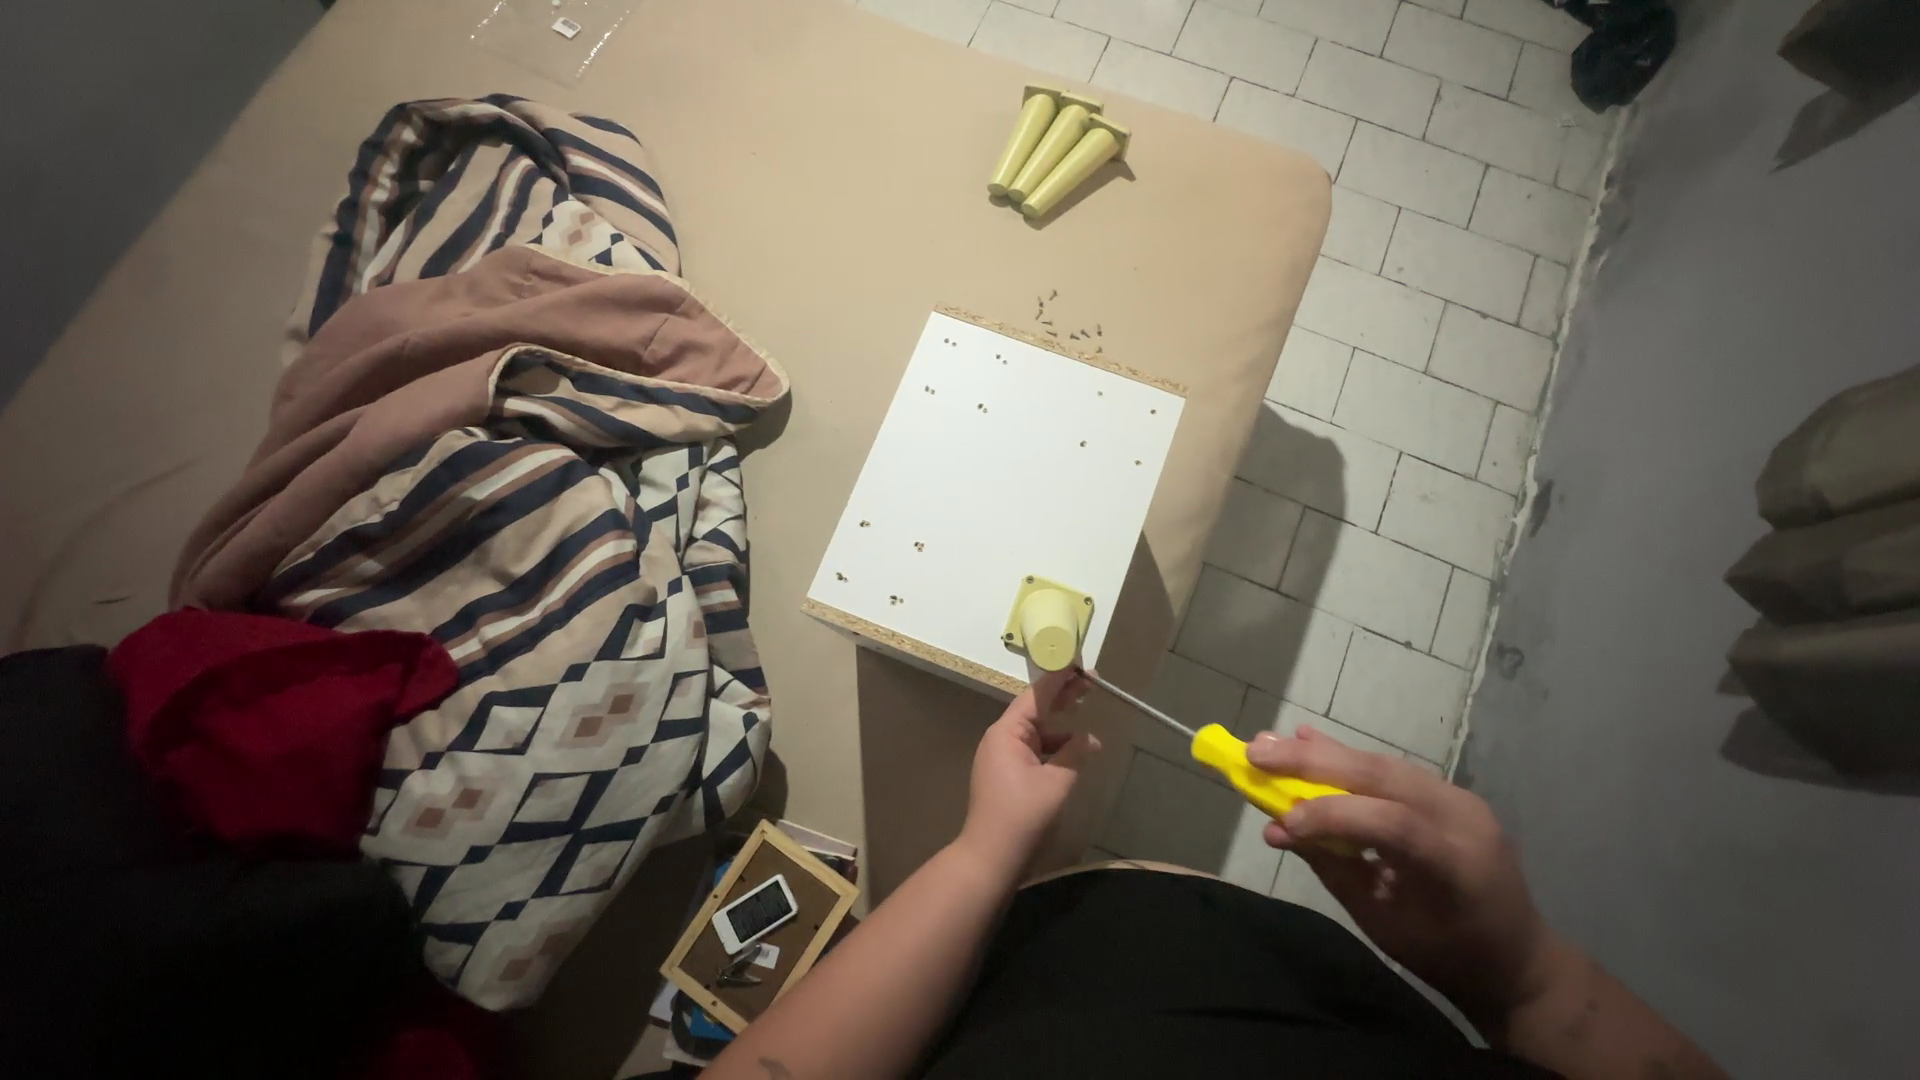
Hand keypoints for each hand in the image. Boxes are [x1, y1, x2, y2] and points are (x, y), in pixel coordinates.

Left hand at [957, 669, 1100, 872]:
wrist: (990, 857)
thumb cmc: (1021, 816)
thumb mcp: (1056, 782)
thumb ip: (1075, 754)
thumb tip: (1091, 739)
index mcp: (1006, 733)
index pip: (1036, 695)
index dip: (1060, 679)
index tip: (1080, 663)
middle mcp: (1000, 738)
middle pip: (1035, 709)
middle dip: (1063, 696)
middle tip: (1091, 681)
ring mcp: (1001, 757)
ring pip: (1036, 732)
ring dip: (1061, 726)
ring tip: (1089, 719)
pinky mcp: (1006, 775)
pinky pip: (1033, 751)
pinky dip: (1054, 748)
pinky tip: (1076, 752)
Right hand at [1248, 726, 1563, 1028]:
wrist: (1516, 957)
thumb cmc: (1443, 952)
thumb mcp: (1381, 921)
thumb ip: (1331, 866)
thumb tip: (1274, 829)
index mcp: (1455, 867)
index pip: (1391, 823)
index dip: (1331, 815)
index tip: (1280, 821)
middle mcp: (1463, 820)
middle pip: (1381, 775)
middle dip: (1312, 762)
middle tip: (1256, 752)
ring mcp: (1460, 799)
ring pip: (1381, 763)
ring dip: (1322, 753)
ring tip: (1269, 743)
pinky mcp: (1448, 792)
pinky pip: (1390, 769)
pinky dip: (1346, 758)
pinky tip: (1308, 740)